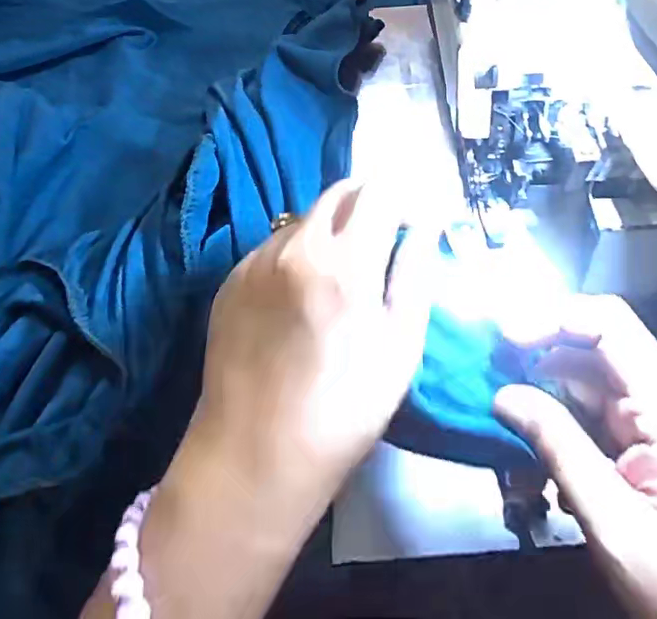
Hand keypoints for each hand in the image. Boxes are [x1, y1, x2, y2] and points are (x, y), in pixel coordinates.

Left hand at [113, 180, 432, 618]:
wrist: (250, 464)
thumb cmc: (344, 411)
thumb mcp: (401, 346)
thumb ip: (415, 274)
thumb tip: (426, 228)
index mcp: (345, 263)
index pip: (380, 192)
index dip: (406, 197)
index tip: (418, 220)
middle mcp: (295, 248)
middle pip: (340, 192)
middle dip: (371, 200)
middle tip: (388, 234)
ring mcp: (256, 262)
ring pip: (307, 216)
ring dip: (335, 224)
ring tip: (347, 268)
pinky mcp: (230, 282)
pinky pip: (277, 244)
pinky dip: (302, 249)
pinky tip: (308, 291)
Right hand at [493, 296, 656, 618]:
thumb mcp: (616, 526)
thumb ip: (562, 452)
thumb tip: (506, 395)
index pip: (612, 328)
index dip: (557, 317)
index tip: (506, 336)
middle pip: (598, 356)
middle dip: (542, 360)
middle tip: (490, 377)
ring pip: (594, 394)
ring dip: (549, 404)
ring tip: (505, 429)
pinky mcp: (655, 459)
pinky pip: (603, 429)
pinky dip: (567, 437)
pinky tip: (540, 472)